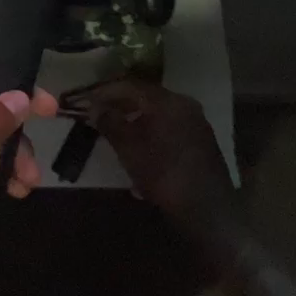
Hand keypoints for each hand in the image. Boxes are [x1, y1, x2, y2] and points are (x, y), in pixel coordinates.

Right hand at [85, 80, 238, 238]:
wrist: (207, 210)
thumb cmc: (163, 173)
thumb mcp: (128, 148)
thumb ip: (109, 123)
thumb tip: (94, 107)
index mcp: (167, 100)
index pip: (130, 86)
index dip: (106, 92)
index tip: (88, 101)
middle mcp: (185, 105)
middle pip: (146, 99)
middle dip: (121, 108)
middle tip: (100, 118)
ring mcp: (197, 124)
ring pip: (159, 116)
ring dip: (136, 124)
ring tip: (117, 138)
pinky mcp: (203, 143)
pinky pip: (171, 131)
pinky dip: (153, 136)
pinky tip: (141, 155)